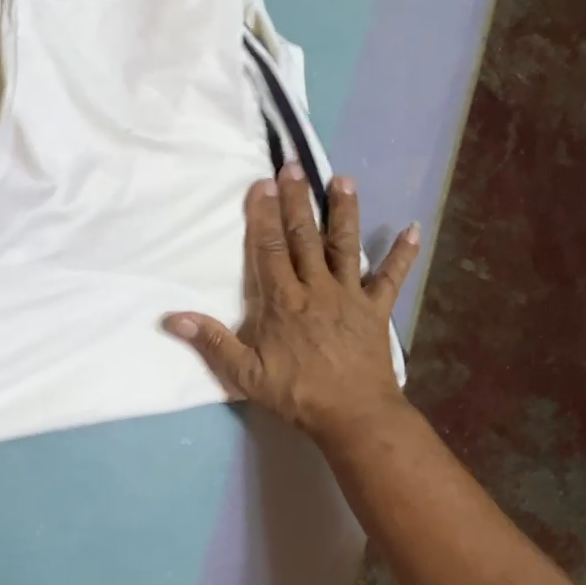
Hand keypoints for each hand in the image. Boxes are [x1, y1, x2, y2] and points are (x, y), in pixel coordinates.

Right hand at [169, 167, 419, 448]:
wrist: (355, 417)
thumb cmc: (297, 394)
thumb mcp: (245, 374)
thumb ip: (211, 342)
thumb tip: (172, 318)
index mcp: (283, 301)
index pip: (270, 249)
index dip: (263, 216)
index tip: (261, 184)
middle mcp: (317, 288)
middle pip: (304, 237)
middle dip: (296, 201)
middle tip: (292, 168)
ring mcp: (350, 296)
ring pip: (345, 246)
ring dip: (344, 212)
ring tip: (343, 180)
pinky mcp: (377, 310)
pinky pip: (391, 278)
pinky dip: (403, 255)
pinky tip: (414, 229)